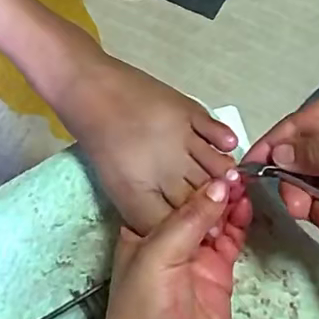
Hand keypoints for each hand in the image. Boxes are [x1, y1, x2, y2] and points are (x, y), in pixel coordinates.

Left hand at [49, 53, 238, 232]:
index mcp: (141, 195)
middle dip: (215, 207)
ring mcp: (181, 139)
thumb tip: (174, 221)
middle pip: (203, 199)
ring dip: (224, 176)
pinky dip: (226, 141)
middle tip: (224, 206)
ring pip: (217, 169)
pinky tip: (228, 147)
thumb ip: (144, 208)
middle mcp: (166, 171)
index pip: (180, 222)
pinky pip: (217, 132)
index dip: (197, 228)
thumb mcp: (115, 186)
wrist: (90, 90)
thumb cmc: (97, 139)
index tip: (207, 228)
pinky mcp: (188, 112)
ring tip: (228, 179)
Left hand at [101, 172, 252, 318]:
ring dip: (229, 202)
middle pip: (193, 204)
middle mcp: (166, 241)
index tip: (215, 157)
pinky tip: (248, 208)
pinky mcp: (218, 275)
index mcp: (140, 231)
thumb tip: (221, 183)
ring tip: (246, 183)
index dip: (189, 175)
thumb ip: (190, 219)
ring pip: (215, 219)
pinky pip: (230, 241)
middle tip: (239, 168)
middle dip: (213, 186)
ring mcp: (194, 258)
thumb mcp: (158, 257)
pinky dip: (239, 224)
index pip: (166, 193)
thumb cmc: (145, 314)